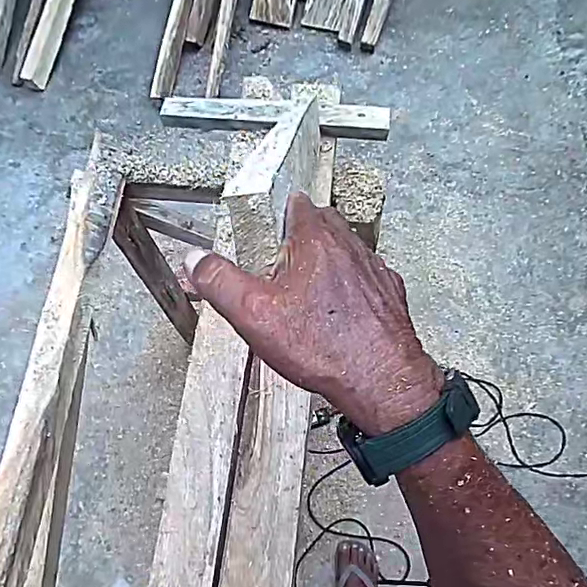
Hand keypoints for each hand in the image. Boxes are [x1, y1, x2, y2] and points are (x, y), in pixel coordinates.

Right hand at [183, 193, 443, 434]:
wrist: (380, 380)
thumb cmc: (326, 349)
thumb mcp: (254, 316)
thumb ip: (221, 282)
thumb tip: (196, 261)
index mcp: (316, 242)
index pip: (298, 206)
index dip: (281, 215)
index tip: (272, 227)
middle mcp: (351, 249)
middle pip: (326, 225)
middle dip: (306, 237)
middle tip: (287, 260)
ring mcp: (375, 272)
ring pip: (349, 252)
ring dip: (332, 262)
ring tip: (312, 289)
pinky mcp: (391, 296)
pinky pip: (368, 281)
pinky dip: (354, 289)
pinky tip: (342, 312)